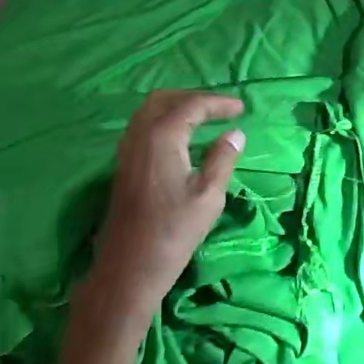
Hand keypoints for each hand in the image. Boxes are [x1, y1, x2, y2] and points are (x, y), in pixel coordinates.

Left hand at [86, 91, 244, 316]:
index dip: (218, 103)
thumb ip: (222, 158)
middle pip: (166, 99)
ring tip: (203, 118)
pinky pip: (143, 126)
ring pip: (150, 110)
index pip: (192, 105)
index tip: (241, 107)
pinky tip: (179, 138)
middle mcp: (139, 133)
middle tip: (220, 108)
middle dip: (194, 98)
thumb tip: (235, 134)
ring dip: (176, 107)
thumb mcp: (208, 195)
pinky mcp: (123, 163)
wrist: (129, 265)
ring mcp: (127, 148)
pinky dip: (163, 121)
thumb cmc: (173, 231)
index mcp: (162, 135)